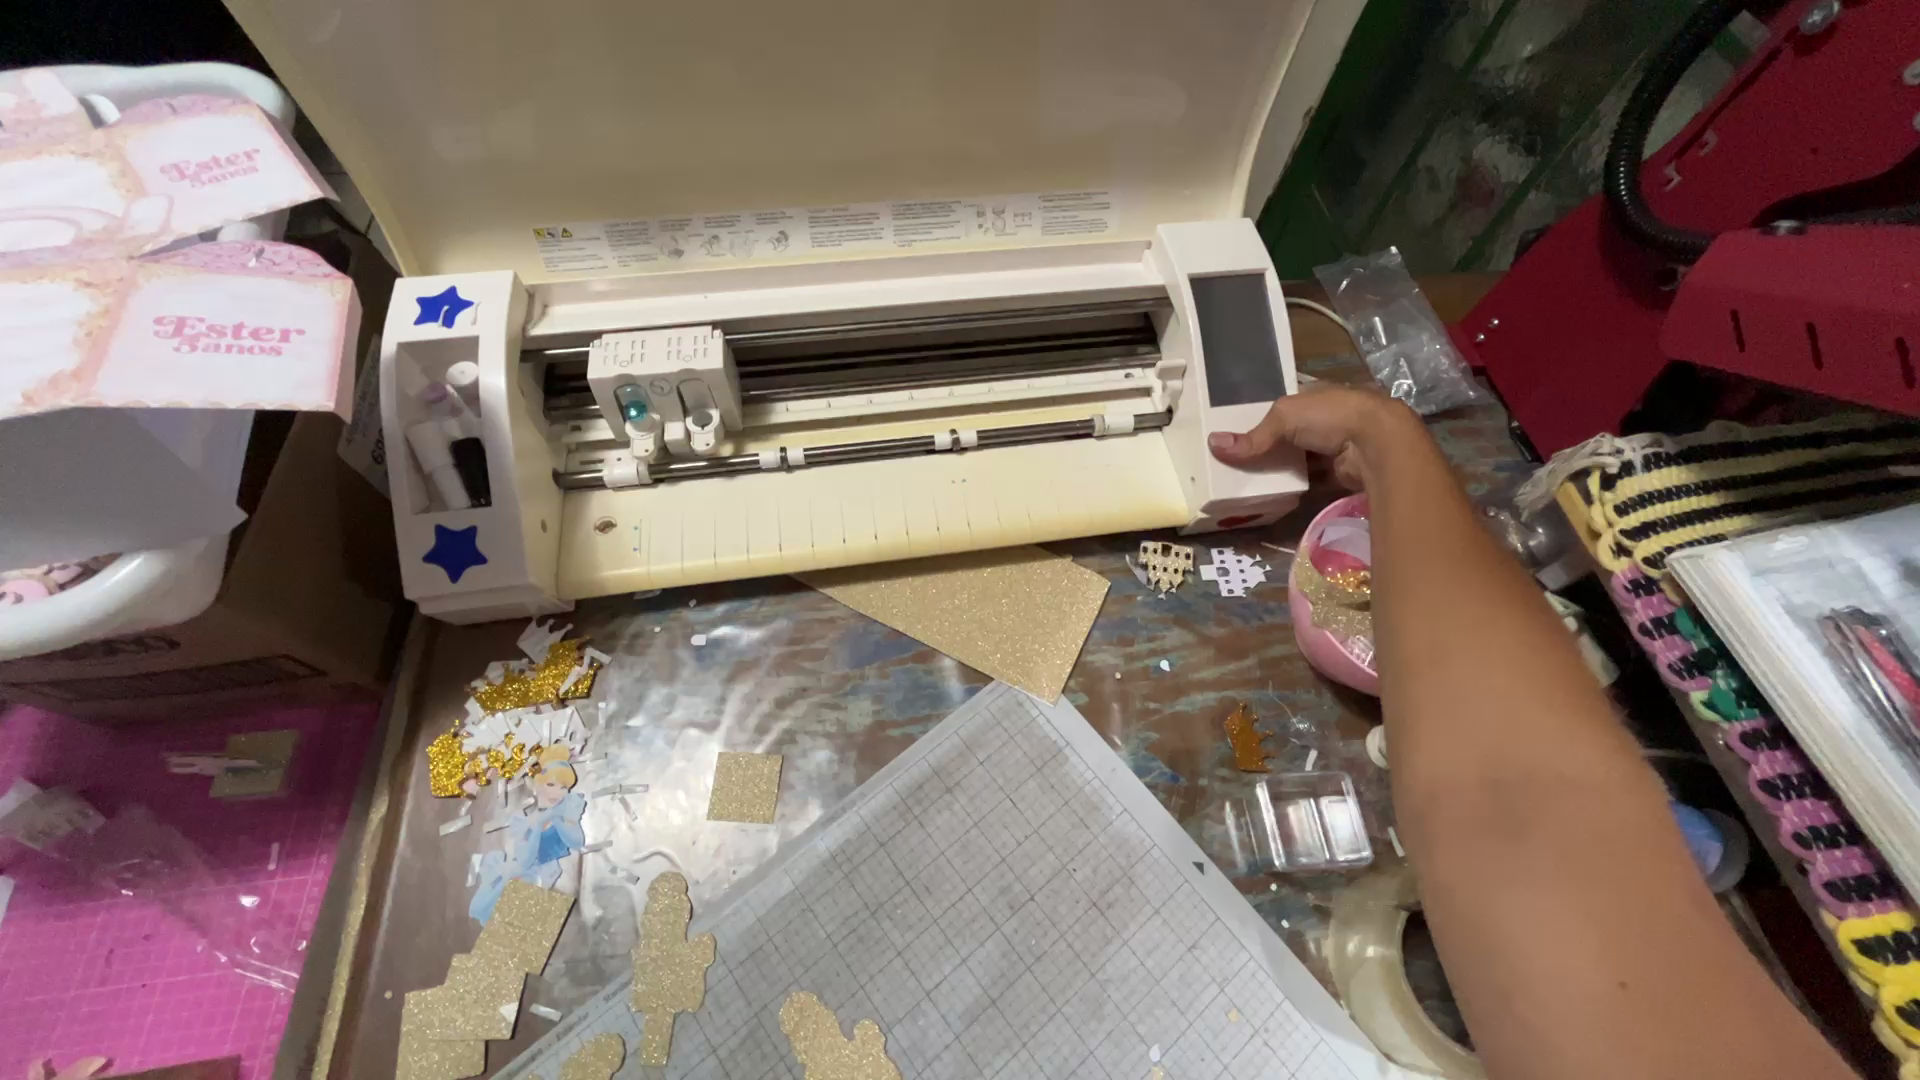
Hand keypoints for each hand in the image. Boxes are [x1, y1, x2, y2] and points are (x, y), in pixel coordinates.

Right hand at [1207, 385, 1411, 488]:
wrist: (1378, 445)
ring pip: (1302, 457)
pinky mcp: (1343, 470)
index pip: (1285, 405)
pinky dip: (1297, 484)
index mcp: (1318, 395)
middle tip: (1241, 461)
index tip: (1240, 434)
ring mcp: (1339, 444)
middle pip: (1292, 434)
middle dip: (1271, 446)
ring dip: (1284, 467)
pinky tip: (1277, 492)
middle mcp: (1330, 417)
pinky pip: (1313, 478)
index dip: (1263, 417)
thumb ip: (1252, 436)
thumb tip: (1213, 444)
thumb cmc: (1332, 416)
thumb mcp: (1283, 418)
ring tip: (1252, 478)